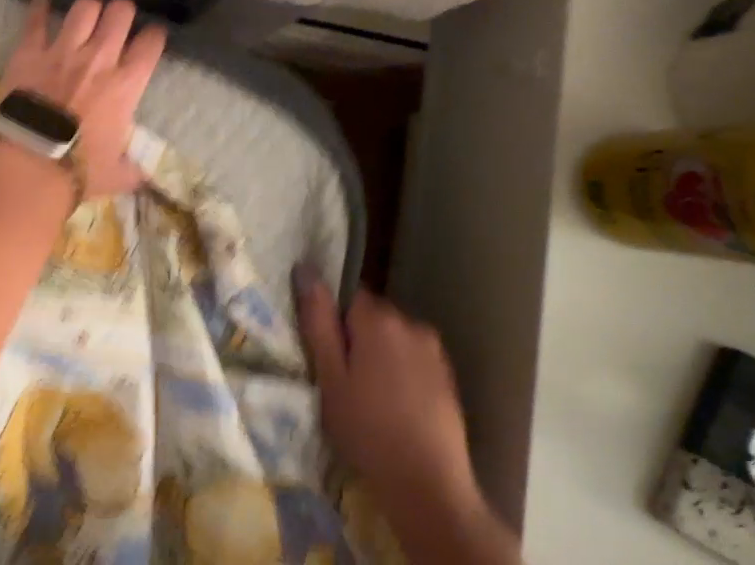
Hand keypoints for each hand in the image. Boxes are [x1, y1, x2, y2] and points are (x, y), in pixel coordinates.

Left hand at [0, 0, 167, 195]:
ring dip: (88, 9)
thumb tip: (142, 175)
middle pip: (120, 13)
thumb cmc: (79, 168)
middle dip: (122, 13)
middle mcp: (100, 58)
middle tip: (117, 21)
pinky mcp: (30, 51)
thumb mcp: (117, 174)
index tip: (150, 39)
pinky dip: (39, 5)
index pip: (151, 44)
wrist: (32, 161)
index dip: (153, 37)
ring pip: (84, 8)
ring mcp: (63, 50)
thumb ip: (132, 168)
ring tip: (87, 15)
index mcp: (127, 84)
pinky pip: (36, 19)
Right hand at [295, 272, 484, 523]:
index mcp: (379, 320)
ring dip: (378, 355)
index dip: (332, 321)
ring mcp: (435, 352)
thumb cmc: (366, 428)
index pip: (347, 295)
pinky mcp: (448, 378)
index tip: (325, 352)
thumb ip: (318, 320)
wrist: (427, 484)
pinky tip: (392, 406)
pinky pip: (412, 360)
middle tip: (340, 378)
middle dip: (355, 337)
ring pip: (393, 339)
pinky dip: (399, 373)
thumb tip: (306, 270)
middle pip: (372, 316)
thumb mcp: (329, 375)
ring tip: (366, 395)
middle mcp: (412, 325)